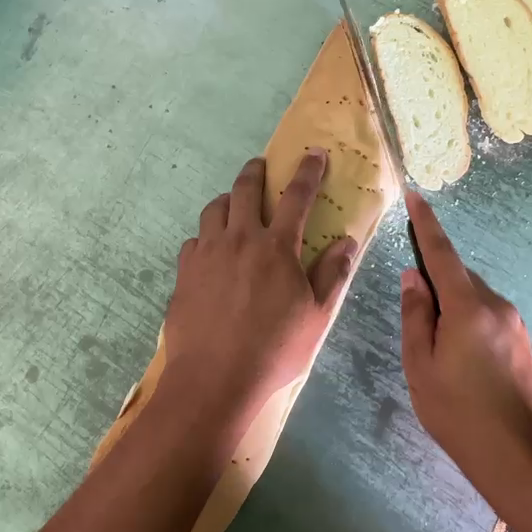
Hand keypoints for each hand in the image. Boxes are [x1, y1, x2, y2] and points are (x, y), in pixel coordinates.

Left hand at [161, 152, 359, 422]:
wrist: (214, 379)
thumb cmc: (274, 350)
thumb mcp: (316, 317)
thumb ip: (332, 275)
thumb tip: (347, 241)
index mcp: (276, 247)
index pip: (296, 197)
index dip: (307, 171)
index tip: (313, 153)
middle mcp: (239, 239)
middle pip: (244, 190)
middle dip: (255, 172)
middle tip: (260, 165)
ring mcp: (207, 253)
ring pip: (213, 210)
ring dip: (226, 201)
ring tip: (232, 206)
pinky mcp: (184, 272)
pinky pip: (194, 241)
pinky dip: (205, 238)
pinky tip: (210, 252)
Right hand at [400, 193, 531, 486]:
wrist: (513, 454)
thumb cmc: (455, 410)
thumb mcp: (419, 363)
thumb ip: (415, 314)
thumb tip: (414, 275)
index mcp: (467, 307)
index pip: (442, 253)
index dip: (426, 224)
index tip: (416, 196)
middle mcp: (496, 305)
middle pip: (459, 278)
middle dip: (437, 284)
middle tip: (417, 321)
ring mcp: (514, 323)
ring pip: (473, 298)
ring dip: (453, 308)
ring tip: (439, 351)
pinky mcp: (522, 341)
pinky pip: (487, 316)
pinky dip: (469, 323)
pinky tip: (461, 360)